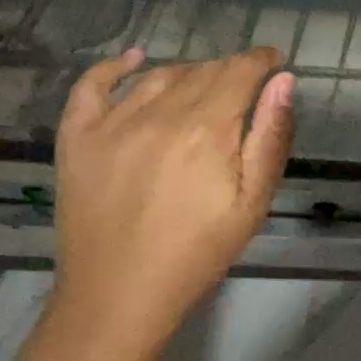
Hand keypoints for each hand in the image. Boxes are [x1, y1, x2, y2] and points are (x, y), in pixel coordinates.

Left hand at [51, 46, 295, 341]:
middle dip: (233, 70)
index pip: (242, 71)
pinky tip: (133, 60)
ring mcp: (113, 125)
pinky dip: (113, 68)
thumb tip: (283, 79)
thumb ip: (271, 136)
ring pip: (161, 76)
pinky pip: (91, 87)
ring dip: (190, 72)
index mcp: (207, 129)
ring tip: (204, 87)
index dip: (263, 61)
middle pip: (205, 70)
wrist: (118, 300)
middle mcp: (160, 115)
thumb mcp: (253, 201)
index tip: (276, 63)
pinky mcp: (77, 141)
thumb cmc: (198, 253)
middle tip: (246, 87)